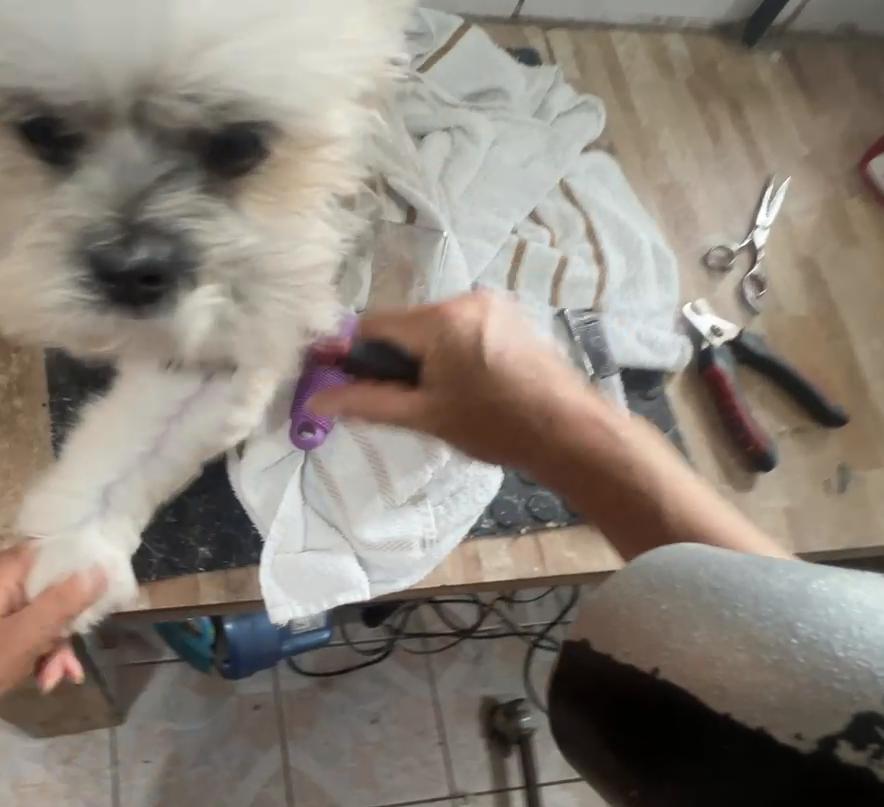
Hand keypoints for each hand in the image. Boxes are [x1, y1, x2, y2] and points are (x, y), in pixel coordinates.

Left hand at [0, 545, 105, 742]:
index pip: (52, 552)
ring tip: (54, 680)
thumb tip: (101, 568)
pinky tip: (41, 681)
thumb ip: (63, 602)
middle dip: (66, 627)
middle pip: (48, 589)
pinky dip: (34, 655)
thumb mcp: (24, 638)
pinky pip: (20, 633)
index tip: (103, 598)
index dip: (81, 570)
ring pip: (37, 615)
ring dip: (53, 648)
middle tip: (71, 663)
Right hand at [310, 291, 603, 472]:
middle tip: (415, 402)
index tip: (363, 387)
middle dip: (400, 360)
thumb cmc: (493, 426)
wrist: (568, 431)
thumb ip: (366, 403)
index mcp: (440, 319)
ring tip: (448, 398)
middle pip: (406, 325)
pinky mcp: (512, 316)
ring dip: (428, 358)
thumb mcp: (423, 417)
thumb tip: (315, 402)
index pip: (373, 323)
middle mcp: (466, 298)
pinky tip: (472, 385)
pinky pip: (463, 328)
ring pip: (435, 329)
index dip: (358, 355)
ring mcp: (493, 304)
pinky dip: (454, 353)